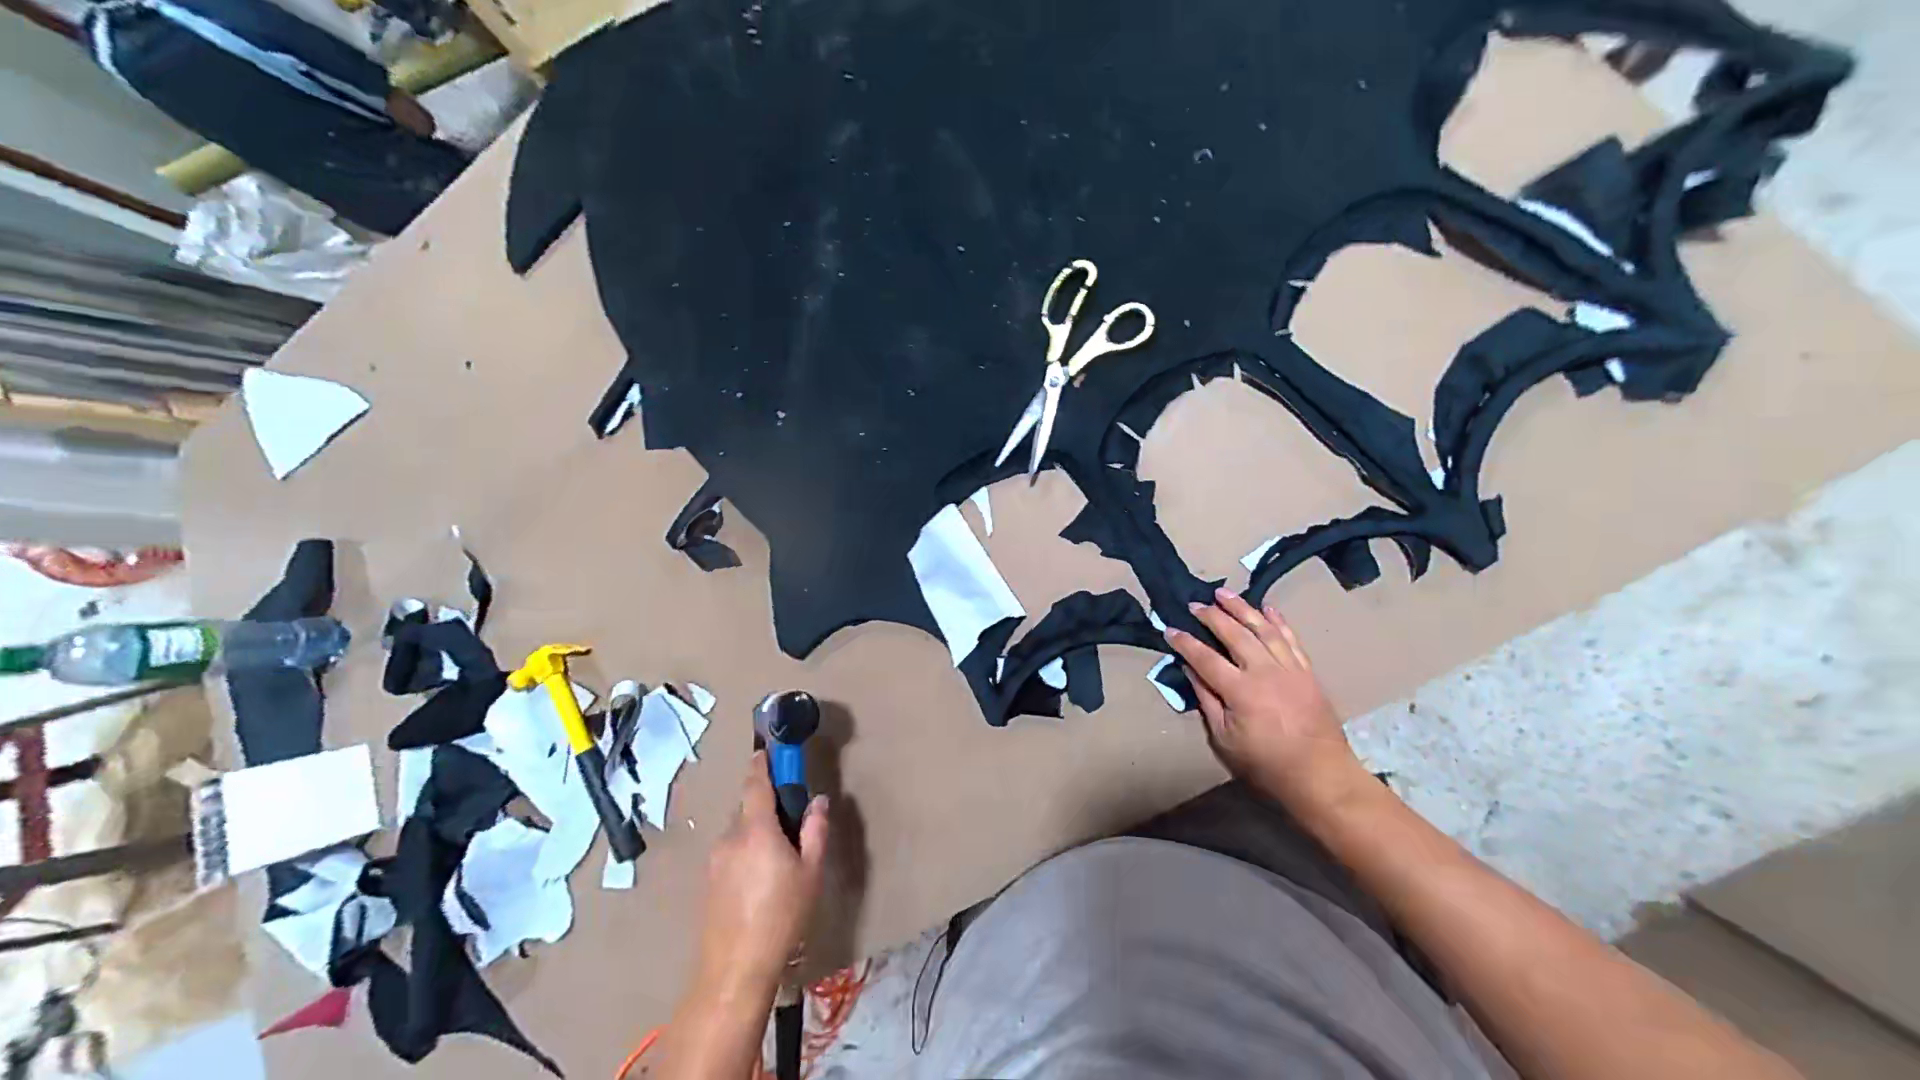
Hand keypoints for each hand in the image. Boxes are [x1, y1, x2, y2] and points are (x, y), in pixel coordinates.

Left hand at [692, 753, 828, 997]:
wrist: (734, 969)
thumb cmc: (782, 917)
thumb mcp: (811, 872)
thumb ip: (815, 830)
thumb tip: (819, 800)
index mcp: (756, 829)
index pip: (756, 784)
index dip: (762, 764)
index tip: (767, 751)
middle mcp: (729, 838)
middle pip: (748, 809)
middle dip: (767, 808)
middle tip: (791, 825)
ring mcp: (714, 860)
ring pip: (738, 832)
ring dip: (756, 833)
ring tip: (778, 862)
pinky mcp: (707, 881)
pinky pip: (730, 853)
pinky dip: (745, 853)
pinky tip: (759, 882)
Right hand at [1163, 588, 1364, 808]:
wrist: (1320, 776)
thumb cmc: (1266, 764)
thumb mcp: (1224, 739)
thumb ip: (1207, 700)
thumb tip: (1190, 669)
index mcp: (1240, 690)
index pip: (1204, 658)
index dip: (1185, 642)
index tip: (1169, 629)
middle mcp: (1264, 671)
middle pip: (1234, 634)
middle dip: (1211, 616)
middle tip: (1194, 604)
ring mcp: (1289, 669)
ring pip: (1263, 629)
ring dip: (1242, 608)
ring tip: (1224, 593)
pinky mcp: (1307, 672)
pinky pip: (1290, 639)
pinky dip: (1278, 621)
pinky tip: (1267, 608)